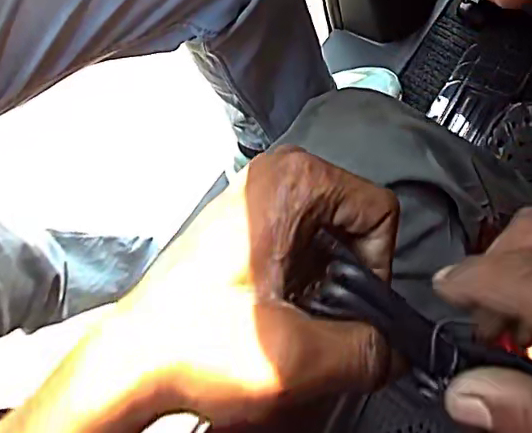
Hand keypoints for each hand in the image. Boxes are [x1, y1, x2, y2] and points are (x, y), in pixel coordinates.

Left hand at [0, 147, 398, 431]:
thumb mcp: (295, 357)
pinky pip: (305, 244)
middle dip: (347, 280)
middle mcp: (276, 174)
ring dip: (324, 286)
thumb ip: (366, 351)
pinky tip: (274, 311)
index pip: (379, 210)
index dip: (377, 267)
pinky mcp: (250, 219)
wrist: (136, 355)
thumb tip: (396, 346)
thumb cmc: (191, 339)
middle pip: (355, 223)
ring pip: (332, 238)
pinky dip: (303, 282)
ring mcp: (261, 194)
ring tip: (287, 318)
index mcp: (291, 180)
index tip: (350, 305)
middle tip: (313, 317)